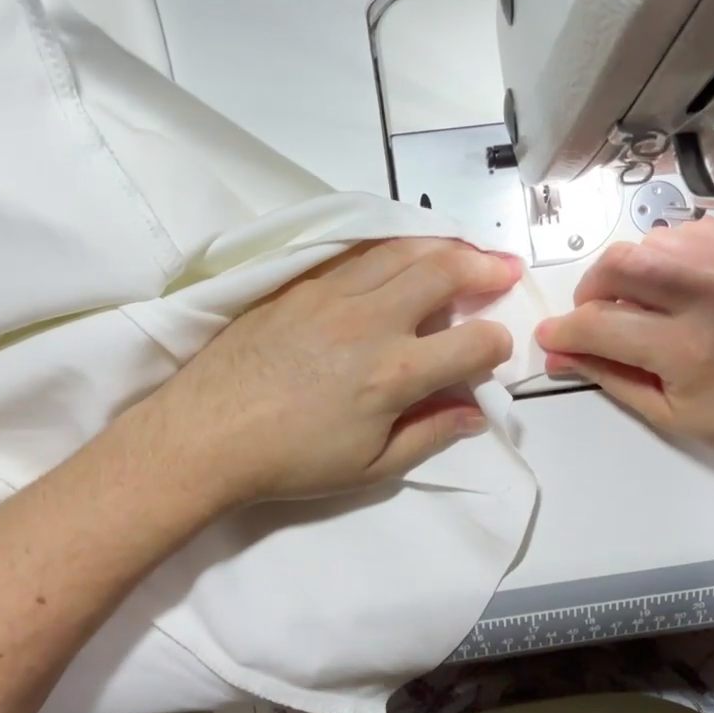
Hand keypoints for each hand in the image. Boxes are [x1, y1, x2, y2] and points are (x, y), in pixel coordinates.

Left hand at [124, 238, 519, 506]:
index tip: (496, 349)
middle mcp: (372, 321)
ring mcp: (333, 293)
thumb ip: (430, 435)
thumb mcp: (370, 468)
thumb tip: (475, 412)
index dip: (497, 344)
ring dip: (445, 245)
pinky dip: (394, 245)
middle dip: (486, 268)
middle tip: (506, 269)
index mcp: (396, 374)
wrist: (207, 434)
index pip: (472, 343)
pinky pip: (358, 250)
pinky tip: (404, 249)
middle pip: (444, 273)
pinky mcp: (301, 282)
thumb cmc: (292, 461)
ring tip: (468, 249)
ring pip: (403, 250)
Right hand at [535, 218, 713, 482]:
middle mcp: (709, 295)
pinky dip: (665, 254)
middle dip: (589, 291)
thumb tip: (557, 355)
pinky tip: (672, 285)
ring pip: (649, 242)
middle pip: (618, 264)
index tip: (551, 339)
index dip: (563, 332)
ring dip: (627, 272)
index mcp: (686, 348)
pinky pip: (687, 231)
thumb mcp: (666, 413)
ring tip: (638, 305)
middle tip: (594, 319)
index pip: (599, 323)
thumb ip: (607, 376)